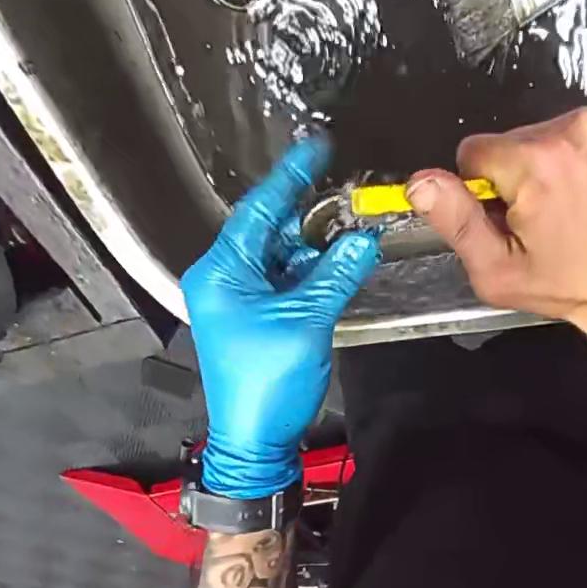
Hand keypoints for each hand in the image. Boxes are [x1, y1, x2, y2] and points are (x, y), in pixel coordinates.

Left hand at [185, 137, 379, 498]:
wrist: (256, 439)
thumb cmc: (267, 382)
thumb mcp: (306, 321)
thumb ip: (335, 275)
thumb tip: (364, 240)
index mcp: (222, 271)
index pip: (258, 211)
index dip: (290, 179)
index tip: (315, 148)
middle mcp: (226, 278)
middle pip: (272, 234)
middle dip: (310, 220)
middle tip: (349, 203)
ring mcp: (242, 300)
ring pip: (283, 260)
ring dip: (316, 251)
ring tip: (352, 237)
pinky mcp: (259, 318)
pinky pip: (287, 285)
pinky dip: (313, 276)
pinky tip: (339, 267)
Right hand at [404, 107, 586, 345]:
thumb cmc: (561, 285)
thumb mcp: (495, 269)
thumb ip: (455, 222)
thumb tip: (419, 183)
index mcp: (536, 164)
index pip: (473, 152)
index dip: (483, 190)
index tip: (509, 219)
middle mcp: (570, 131)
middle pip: (506, 142)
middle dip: (513, 177)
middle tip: (538, 219)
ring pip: (536, 135)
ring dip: (540, 167)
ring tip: (562, 208)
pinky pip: (568, 131)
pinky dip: (569, 157)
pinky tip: (581, 190)